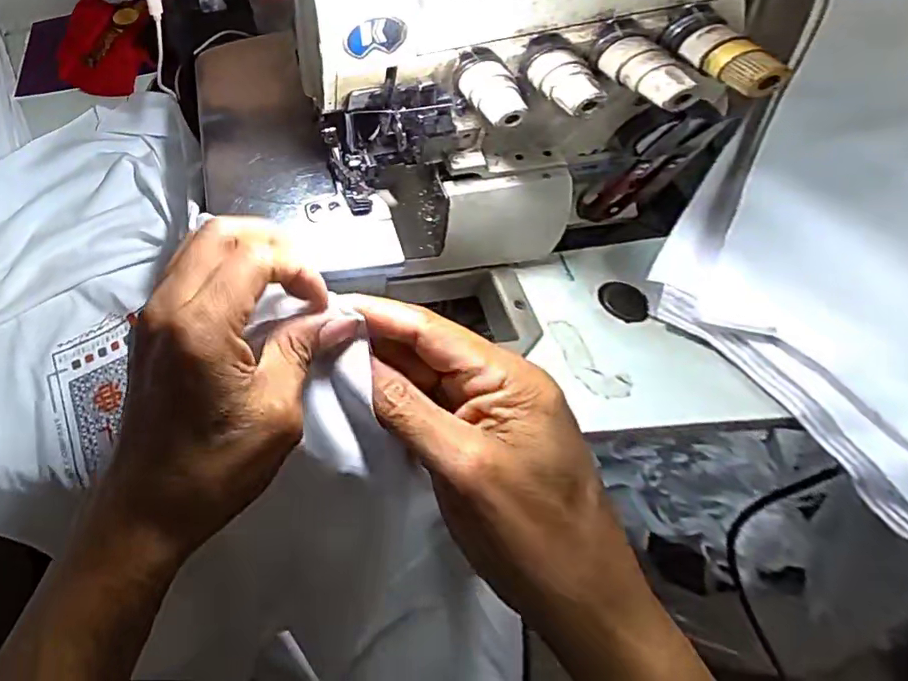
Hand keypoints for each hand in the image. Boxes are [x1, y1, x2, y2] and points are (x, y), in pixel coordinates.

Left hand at [0, 218, 329, 678]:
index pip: (255, 256)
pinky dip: (222, 262)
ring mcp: (152, 311)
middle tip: (302, 275)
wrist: (145, 507)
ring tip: (281, 276)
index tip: (319, 300)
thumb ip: (302, 348)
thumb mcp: (275, 413)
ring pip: (200, 241)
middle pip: (221, 231)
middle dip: (271, 241)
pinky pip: (186, 265)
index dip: (297, 267)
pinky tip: (249, 291)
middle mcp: (168, 306)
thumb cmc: (214, 468)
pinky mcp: (148, 322)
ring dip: (245, 246)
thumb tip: (337, 317)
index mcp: (200, 327)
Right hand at [347, 296, 710, 680]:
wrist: (585, 603)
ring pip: (426, 378)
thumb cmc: (537, 538)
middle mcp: (501, 383)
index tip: (334, 304)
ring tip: (333, 356)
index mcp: (509, 378)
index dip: (380, 314)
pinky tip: (367, 395)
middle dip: (376, 339)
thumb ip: (408, 410)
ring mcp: (491, 411)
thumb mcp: (464, 469)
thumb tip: (359, 364)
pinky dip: (399, 401)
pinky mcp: (480, 438)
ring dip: (383, 369)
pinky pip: (432, 407)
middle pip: (426, 349)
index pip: (432, 330)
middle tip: (322, 332)